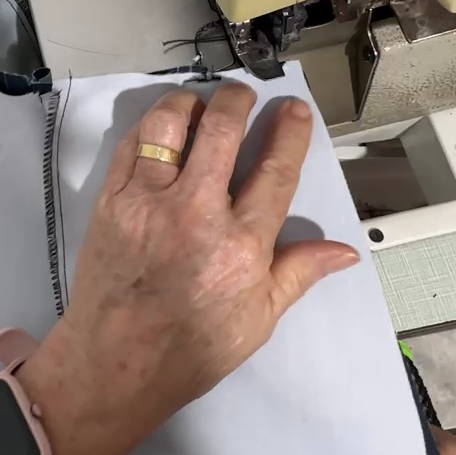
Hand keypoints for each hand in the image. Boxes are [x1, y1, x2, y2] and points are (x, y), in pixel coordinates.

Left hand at [14, 83, 360, 454]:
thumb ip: (297, 272)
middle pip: (220, 132)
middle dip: (237, 101)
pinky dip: (149, 128)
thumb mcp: (257, 319)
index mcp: (241, 245)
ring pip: (168, 126)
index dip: (289, 132)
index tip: (293, 108)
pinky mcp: (111, 199)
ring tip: (198, 105)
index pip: (275, 171)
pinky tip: (160, 130)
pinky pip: (130, 145)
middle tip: (243, 95)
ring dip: (187, 103)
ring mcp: (147, 201)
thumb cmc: (192, 347)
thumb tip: (344, 250)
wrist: (116, 359)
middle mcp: (195, 212)